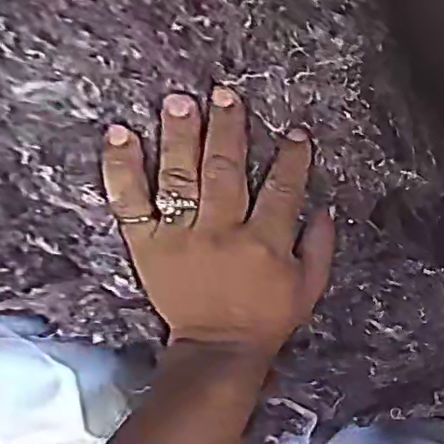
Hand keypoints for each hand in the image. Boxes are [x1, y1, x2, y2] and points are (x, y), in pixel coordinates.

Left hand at [101, 87, 334, 361]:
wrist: (219, 349)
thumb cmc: (268, 318)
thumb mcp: (309, 288)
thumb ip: (318, 247)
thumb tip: (323, 208)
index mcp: (265, 242)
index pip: (282, 189)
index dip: (291, 158)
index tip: (295, 132)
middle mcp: (223, 231)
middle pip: (226, 170)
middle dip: (228, 129)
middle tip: (225, 94)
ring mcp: (181, 236)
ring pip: (180, 176)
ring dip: (179, 135)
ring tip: (179, 101)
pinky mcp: (147, 244)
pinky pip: (130, 201)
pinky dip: (122, 168)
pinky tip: (120, 134)